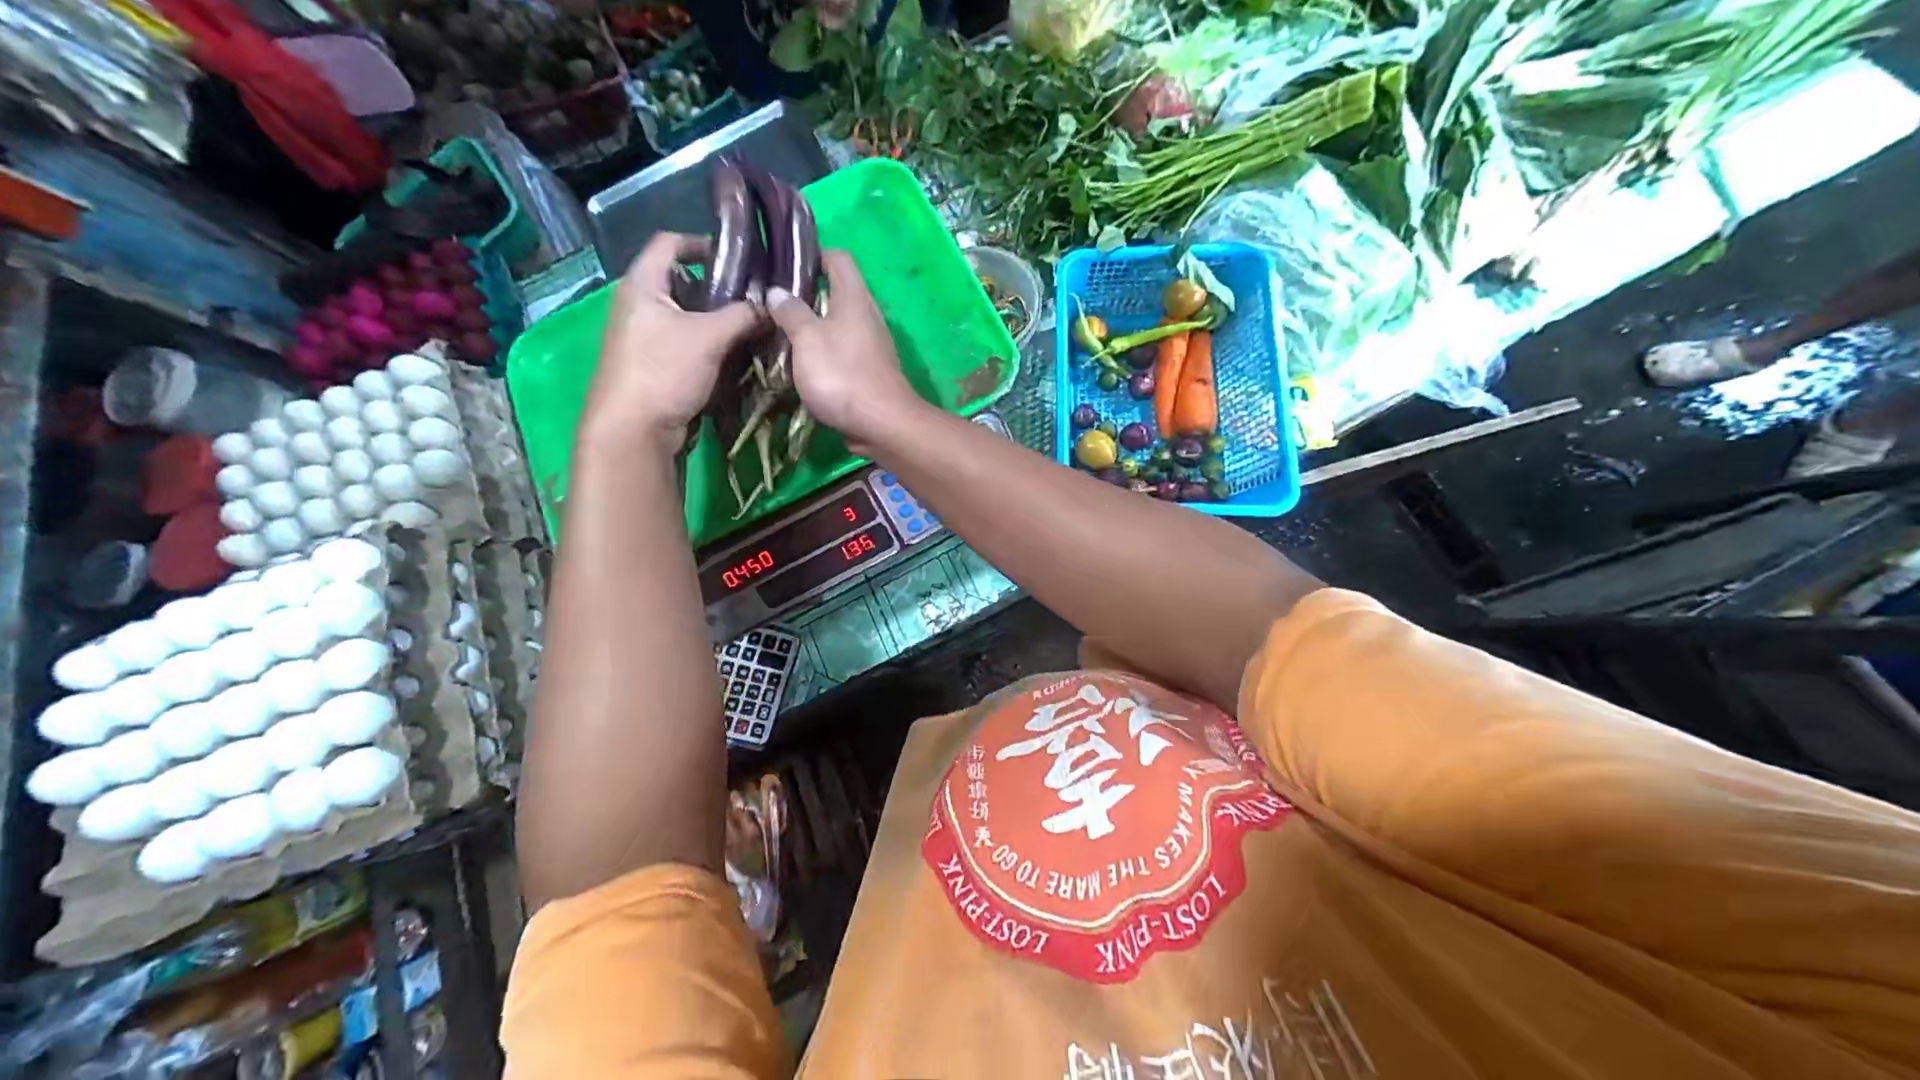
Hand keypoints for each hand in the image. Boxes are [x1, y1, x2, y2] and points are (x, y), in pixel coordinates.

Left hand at [580, 232, 762, 453]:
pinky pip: (687, 342)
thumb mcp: (710, 337)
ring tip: (752, 326)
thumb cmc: (664, 370)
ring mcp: (645, 336)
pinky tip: (736, 353)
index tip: (737, 258)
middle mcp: (639, 304)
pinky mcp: (655, 363)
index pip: (669, 243)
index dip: (702, 243)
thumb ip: (743, 316)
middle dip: (719, 287)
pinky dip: (710, 343)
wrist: (634, 428)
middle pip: (683, 281)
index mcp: (642, 284)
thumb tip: (771, 307)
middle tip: (753, 297)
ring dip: (718, 320)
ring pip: (688, 315)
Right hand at [768, 250, 923, 451]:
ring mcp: (872, 344)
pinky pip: (843, 350)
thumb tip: (777, 291)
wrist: (882, 424)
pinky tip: (802, 363)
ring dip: (813, 326)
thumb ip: (791, 312)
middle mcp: (867, 315)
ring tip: (781, 332)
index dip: (813, 254)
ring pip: (839, 324)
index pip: (838, 257)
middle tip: (773, 302)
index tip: (785, 263)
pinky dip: (824, 351)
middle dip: (806, 294)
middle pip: (837, 291)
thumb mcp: (807, 339)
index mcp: (855, 297)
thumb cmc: (842, 375)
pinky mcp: (870, 370)